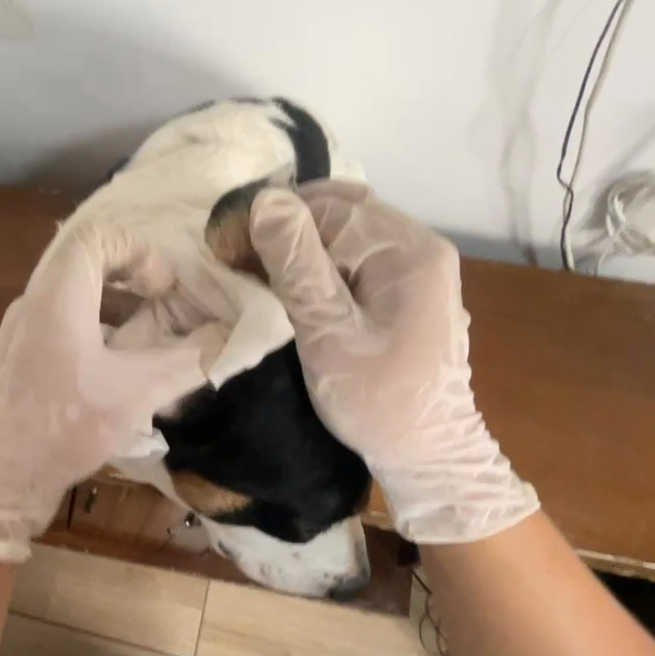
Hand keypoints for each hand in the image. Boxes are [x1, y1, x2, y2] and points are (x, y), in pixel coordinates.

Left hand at [0, 227, 207, 561]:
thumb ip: (190, 359)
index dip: (140, 251)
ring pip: (72, 296)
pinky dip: (95, 330)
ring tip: (147, 337)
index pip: (97, 237)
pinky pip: (60, 324)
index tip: (165, 289)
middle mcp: (31, 304)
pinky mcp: (17, 361)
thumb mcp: (138, 392)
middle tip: (162, 303)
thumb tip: (232, 336)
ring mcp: (19, 333)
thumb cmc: (65, 428)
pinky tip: (117, 370)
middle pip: (85, 263)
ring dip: (115, 306)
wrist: (0, 480)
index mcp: (55, 297)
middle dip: (132, 276)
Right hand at [248, 182, 537, 542]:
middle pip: (345, 211)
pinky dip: (322, 260)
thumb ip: (299, 268)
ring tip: (256, 264)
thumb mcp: (328, 335)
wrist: (428, 452)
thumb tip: (266, 203)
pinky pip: (360, 256)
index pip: (330, 209)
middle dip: (288, 223)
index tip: (226, 244)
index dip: (274, 219)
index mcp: (408, 252)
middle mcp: (420, 247)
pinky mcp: (409, 290)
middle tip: (237, 250)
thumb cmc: (375, 400)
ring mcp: (418, 269)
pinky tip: (292, 282)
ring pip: (351, 231)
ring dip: (302, 241)